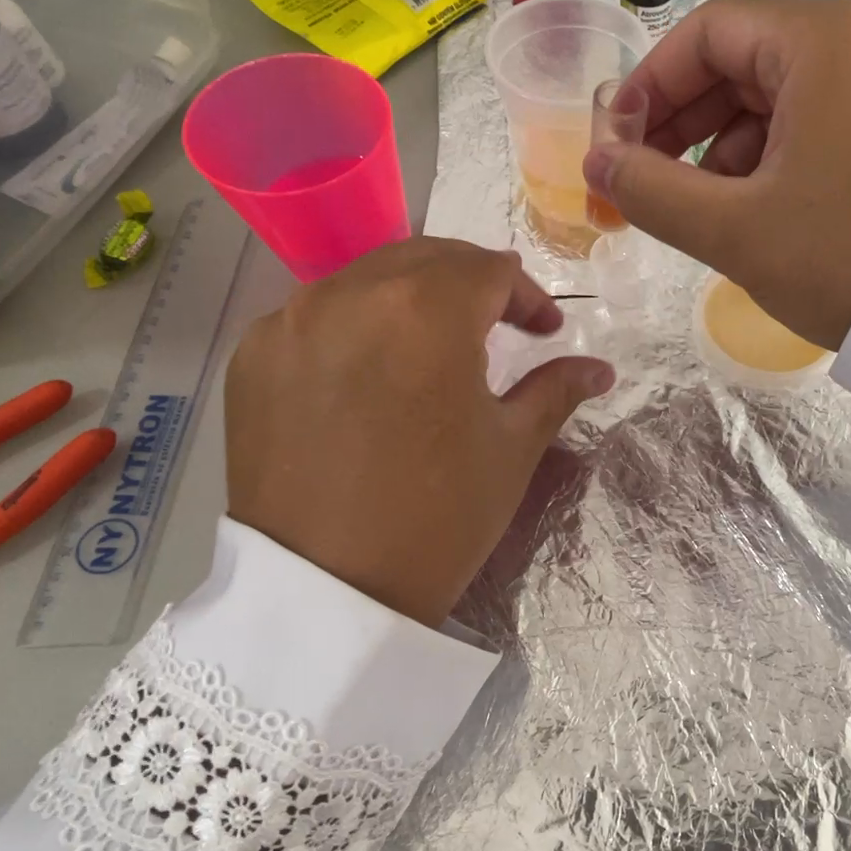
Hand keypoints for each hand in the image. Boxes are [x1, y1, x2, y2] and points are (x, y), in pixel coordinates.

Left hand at [224, 238, 613, 625]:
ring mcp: (290, 322)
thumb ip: (556, 390)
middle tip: (499, 327)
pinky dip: (355, 327)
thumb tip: (599, 368)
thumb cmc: (440, 517)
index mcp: (427, 311)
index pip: (489, 270)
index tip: (546, 332)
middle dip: (472, 284)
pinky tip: (371, 374)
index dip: (528, 296)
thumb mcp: (512, 449)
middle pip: (426, 259)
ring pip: (366, 280)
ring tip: (434, 349)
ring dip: (412, 300)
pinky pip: (316, 316)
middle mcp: (351, 294)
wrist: (328, 591)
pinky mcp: (251, 357)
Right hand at [583, 0, 850, 350]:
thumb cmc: (839, 260)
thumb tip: (596, 163)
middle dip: (682, 125)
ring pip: (773, 98)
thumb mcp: (733, 230)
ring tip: (700, 210)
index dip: (649, 88)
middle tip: (644, 182)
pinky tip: (752, 210)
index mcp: (820, 42)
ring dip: (721, 149)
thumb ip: (650, 191)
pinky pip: (811, 124)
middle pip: (740, 64)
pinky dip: (769, 159)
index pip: (705, 35)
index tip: (617, 145)